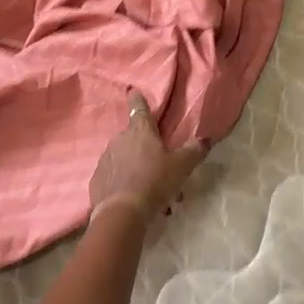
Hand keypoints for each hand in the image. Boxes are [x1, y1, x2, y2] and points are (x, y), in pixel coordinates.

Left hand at [87, 90, 206, 223]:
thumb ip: (194, 151)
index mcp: (140, 131)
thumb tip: (207, 138)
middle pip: (133, 137)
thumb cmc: (154, 182)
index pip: (138, 107)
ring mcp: (106, 159)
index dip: (137, 98)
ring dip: (134, 168)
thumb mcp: (181, 167)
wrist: (121, 213)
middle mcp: (120, 139)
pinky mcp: (96, 179)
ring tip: (148, 190)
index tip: (132, 90)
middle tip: (158, 168)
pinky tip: (131, 198)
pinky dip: (121, 182)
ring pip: (123, 158)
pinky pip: (112, 176)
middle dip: (144, 149)